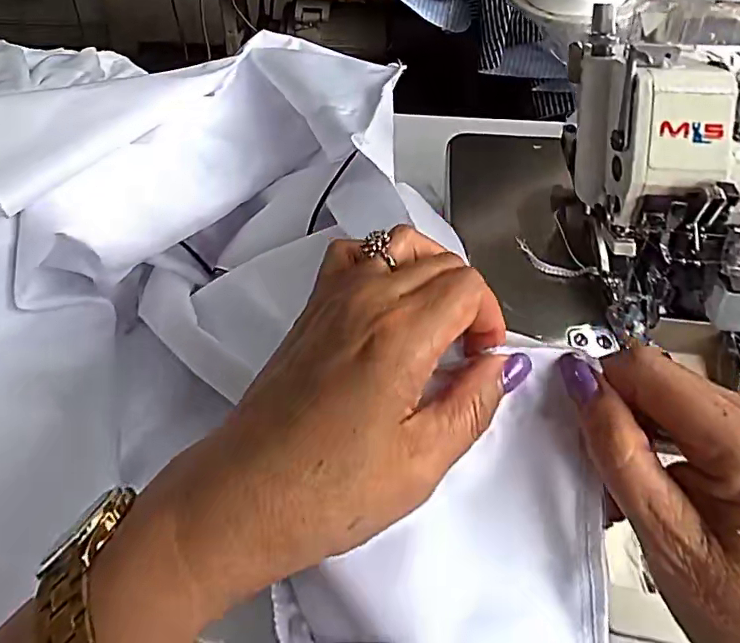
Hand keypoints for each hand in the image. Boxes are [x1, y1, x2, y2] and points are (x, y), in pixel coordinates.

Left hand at [87, 225, 528, 640]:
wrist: (243, 496)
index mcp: (400, 334)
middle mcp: (368, 299)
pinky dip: (382, 262)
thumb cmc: (324, 491)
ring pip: (403, 243)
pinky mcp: (314, 304)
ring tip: (435, 320)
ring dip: (433, 271)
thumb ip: (473, 405)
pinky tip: (387, 302)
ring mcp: (335, 294)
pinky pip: (356, 252)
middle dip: (469, 300)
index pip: (469, 285)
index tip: (482, 357)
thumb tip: (496, 366)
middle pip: (443, 262)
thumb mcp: (421, 464)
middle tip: (464, 351)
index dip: (490, 318)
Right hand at [560, 346, 739, 642]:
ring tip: (629, 478)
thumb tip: (584, 384)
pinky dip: (664, 434)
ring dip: (640, 423)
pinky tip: (657, 475)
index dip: (603, 380)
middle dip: (621, 409)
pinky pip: (696, 412)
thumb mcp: (667, 540)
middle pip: (665, 377)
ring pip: (676, 391)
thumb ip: (618, 451)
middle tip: (600, 461)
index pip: (652, 370)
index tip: (572, 401)